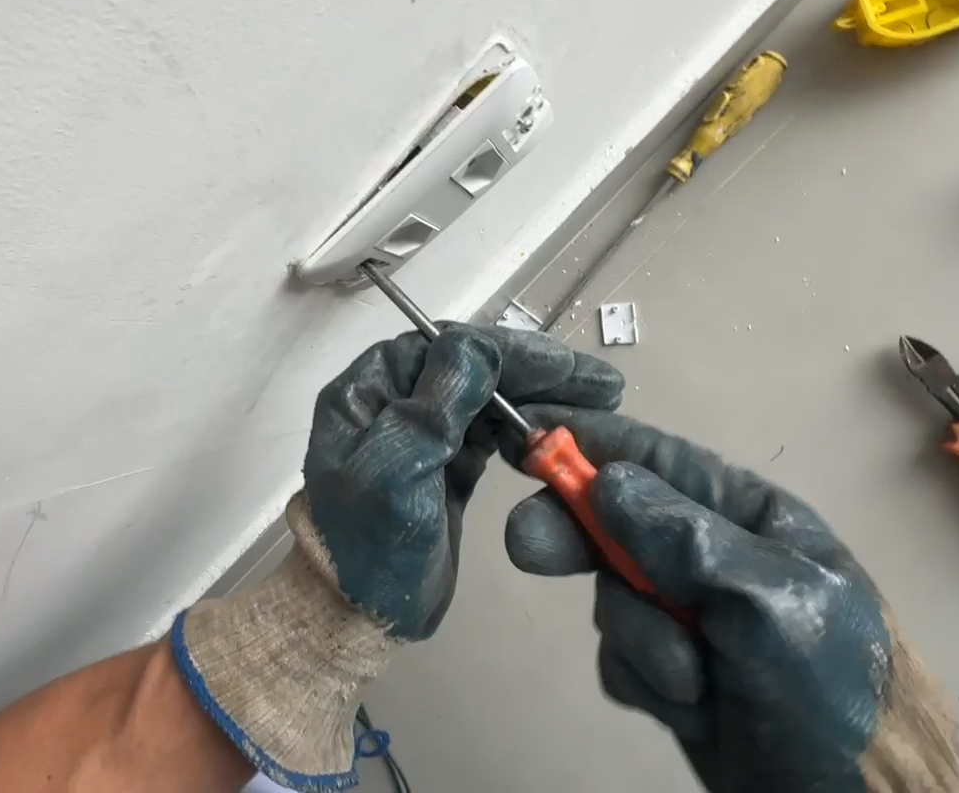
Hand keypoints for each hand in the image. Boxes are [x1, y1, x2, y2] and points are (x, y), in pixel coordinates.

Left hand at [171, 326, 620, 789]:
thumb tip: (478, 344)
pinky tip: (558, 436)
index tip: (561, 366)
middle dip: (535, 372)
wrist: (357, 613)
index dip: (506, 351)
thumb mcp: (395, 473)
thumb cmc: (368, 544)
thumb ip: (434, 406)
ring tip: (595, 404)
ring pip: (487, 398)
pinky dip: (525, 432)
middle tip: (601, 384)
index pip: (445, 348)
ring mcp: (422, 429)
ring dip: (538, 399)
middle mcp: (395, 398)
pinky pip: (491, 433)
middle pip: (472, 367)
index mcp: (370, 387)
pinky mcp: (446, 461)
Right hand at [503, 407, 958, 792]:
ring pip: (613, 595)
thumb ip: (683, 536)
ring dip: (641, 639)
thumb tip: (605, 480)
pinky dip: (645, 681)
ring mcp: (693, 616)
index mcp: (751, 519)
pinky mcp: (675, 672)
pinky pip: (620, 653)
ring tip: (694, 684)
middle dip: (577, 537)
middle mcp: (715, 557)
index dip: (585, 439)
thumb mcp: (768, 604)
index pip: (655, 458)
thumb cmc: (834, 702)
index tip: (521, 432)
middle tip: (527, 549)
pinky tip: (693, 711)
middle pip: (616, 521)